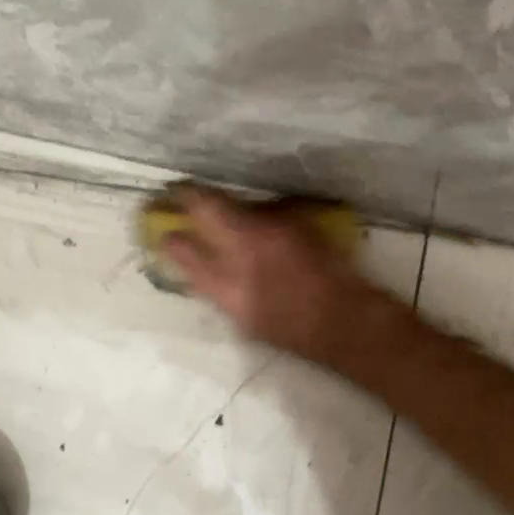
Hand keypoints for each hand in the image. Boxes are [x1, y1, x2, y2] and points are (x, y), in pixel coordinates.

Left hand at [162, 185, 399, 364]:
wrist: (345, 327)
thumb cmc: (332, 267)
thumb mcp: (304, 226)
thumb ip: (273, 214)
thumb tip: (253, 208)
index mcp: (249, 239)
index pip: (204, 208)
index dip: (186, 194)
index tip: (176, 187)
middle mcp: (228, 271)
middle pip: (178, 246)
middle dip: (171, 230)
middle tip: (168, 218)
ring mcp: (228, 300)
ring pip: (190, 275)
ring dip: (187, 259)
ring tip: (185, 247)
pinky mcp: (237, 322)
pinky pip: (213, 296)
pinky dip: (213, 282)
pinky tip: (222, 277)